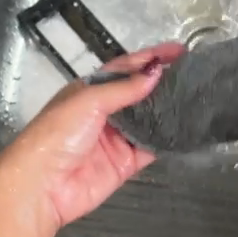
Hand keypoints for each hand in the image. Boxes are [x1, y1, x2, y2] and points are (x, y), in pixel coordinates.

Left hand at [0, 43, 182, 236]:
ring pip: (148, 118)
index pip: (126, 67)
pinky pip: (151, 147)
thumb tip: (155, 73)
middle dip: (163, 81)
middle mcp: (104, 111)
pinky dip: (167, 139)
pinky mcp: (125, 163)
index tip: (178, 50)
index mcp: (90, 90)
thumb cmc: (57, 134)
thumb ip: (124, 88)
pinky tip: (186, 128)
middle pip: (139, 92)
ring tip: (196, 95)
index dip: (150, 57)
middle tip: (194, 72)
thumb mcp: (88, 101)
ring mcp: (116, 138)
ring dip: (168, 108)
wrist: (41, 186)